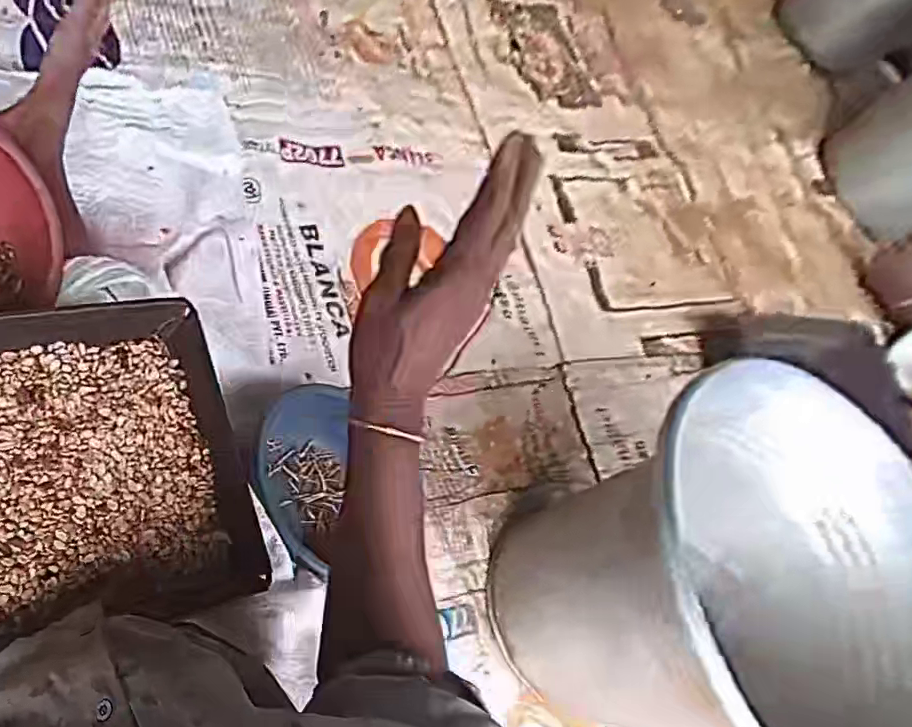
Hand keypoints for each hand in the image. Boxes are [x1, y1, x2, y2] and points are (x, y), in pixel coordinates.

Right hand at [349, 133, 542, 425]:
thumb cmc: (383, 354)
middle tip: (530, 147)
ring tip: (520, 176)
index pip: (484, 216)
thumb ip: (400, 254)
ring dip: (513, 206)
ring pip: (504, 242)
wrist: (393, 398)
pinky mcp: (470, 309)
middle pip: (505, 224)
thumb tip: (411, 216)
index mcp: (456, 278)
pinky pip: (492, 261)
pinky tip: (495, 227)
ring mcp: (477, 299)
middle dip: (519, 183)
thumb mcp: (382, 300)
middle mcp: (476, 285)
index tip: (513, 144)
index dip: (500, 177)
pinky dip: (498, 234)